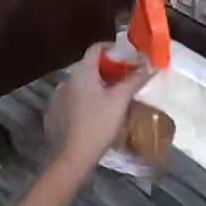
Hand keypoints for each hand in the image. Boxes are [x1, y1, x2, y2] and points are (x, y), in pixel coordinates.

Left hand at [47, 43, 155, 169]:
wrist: (72, 157)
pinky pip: (72, 99)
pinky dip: (84, 100)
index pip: (96, 48)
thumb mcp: (120, 101)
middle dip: (108, 70)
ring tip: (112, 98)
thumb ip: (135, 80)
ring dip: (96, 86)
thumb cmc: (98, 125)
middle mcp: (67, 80)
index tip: (127, 57)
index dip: (112, 49)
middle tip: (125, 79)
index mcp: (82, 73)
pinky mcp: (53, 113)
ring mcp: (57, 97)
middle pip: (89, 67)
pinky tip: (94, 114)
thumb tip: (152, 66)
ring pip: (80, 84)